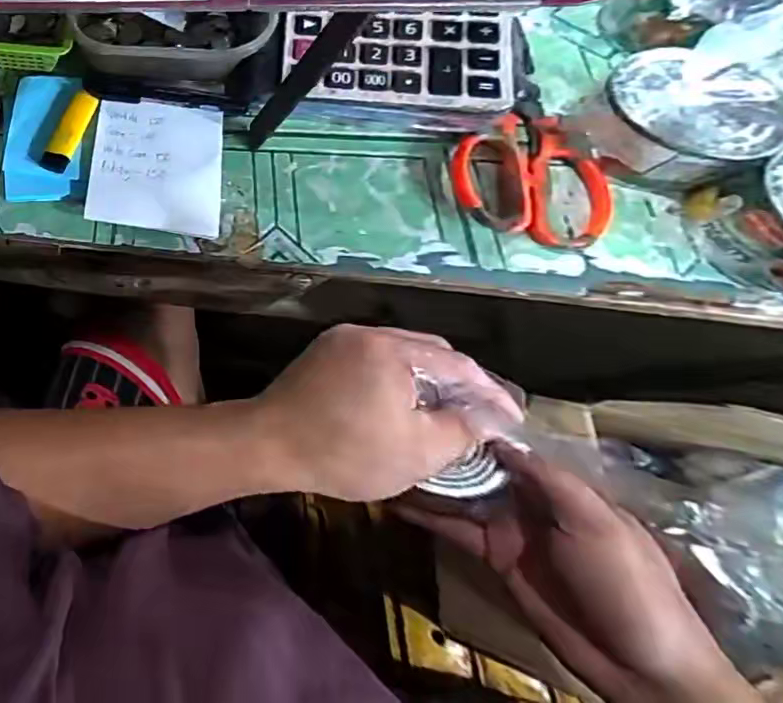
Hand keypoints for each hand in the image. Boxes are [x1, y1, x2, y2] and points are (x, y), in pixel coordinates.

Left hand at [249, 324, 520, 501]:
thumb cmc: (346, 450)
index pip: (457, 363)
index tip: (514, 417)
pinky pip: (372, 358)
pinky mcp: (321, 354)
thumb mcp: (418, 449)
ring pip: (398, 352)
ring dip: (427, 378)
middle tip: (483, 414)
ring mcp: (337, 340)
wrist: (268, 443)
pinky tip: (406, 404)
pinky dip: (396, 377)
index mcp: (389, 348)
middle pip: (427, 349)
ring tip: (450, 412)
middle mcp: (363, 333)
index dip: (491, 391)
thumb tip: (492, 415)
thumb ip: (463, 427)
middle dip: (460, 381)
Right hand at [396, 445, 756, 702]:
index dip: (477, 425)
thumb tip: (499, 436)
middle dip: (444, 445)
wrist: (642, 670)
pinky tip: (393, 498)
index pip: (513, 446)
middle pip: (481, 465)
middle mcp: (532, 500)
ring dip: (429, 477)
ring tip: (386, 453)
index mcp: (563, 488)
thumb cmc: (629, 587)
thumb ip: (550, 479)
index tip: (436, 400)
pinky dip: (424, 514)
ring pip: (461, 492)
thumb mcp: (598, 525)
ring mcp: (510, 528)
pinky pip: (454, 528)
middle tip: (396, 422)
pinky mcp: (493, 556)